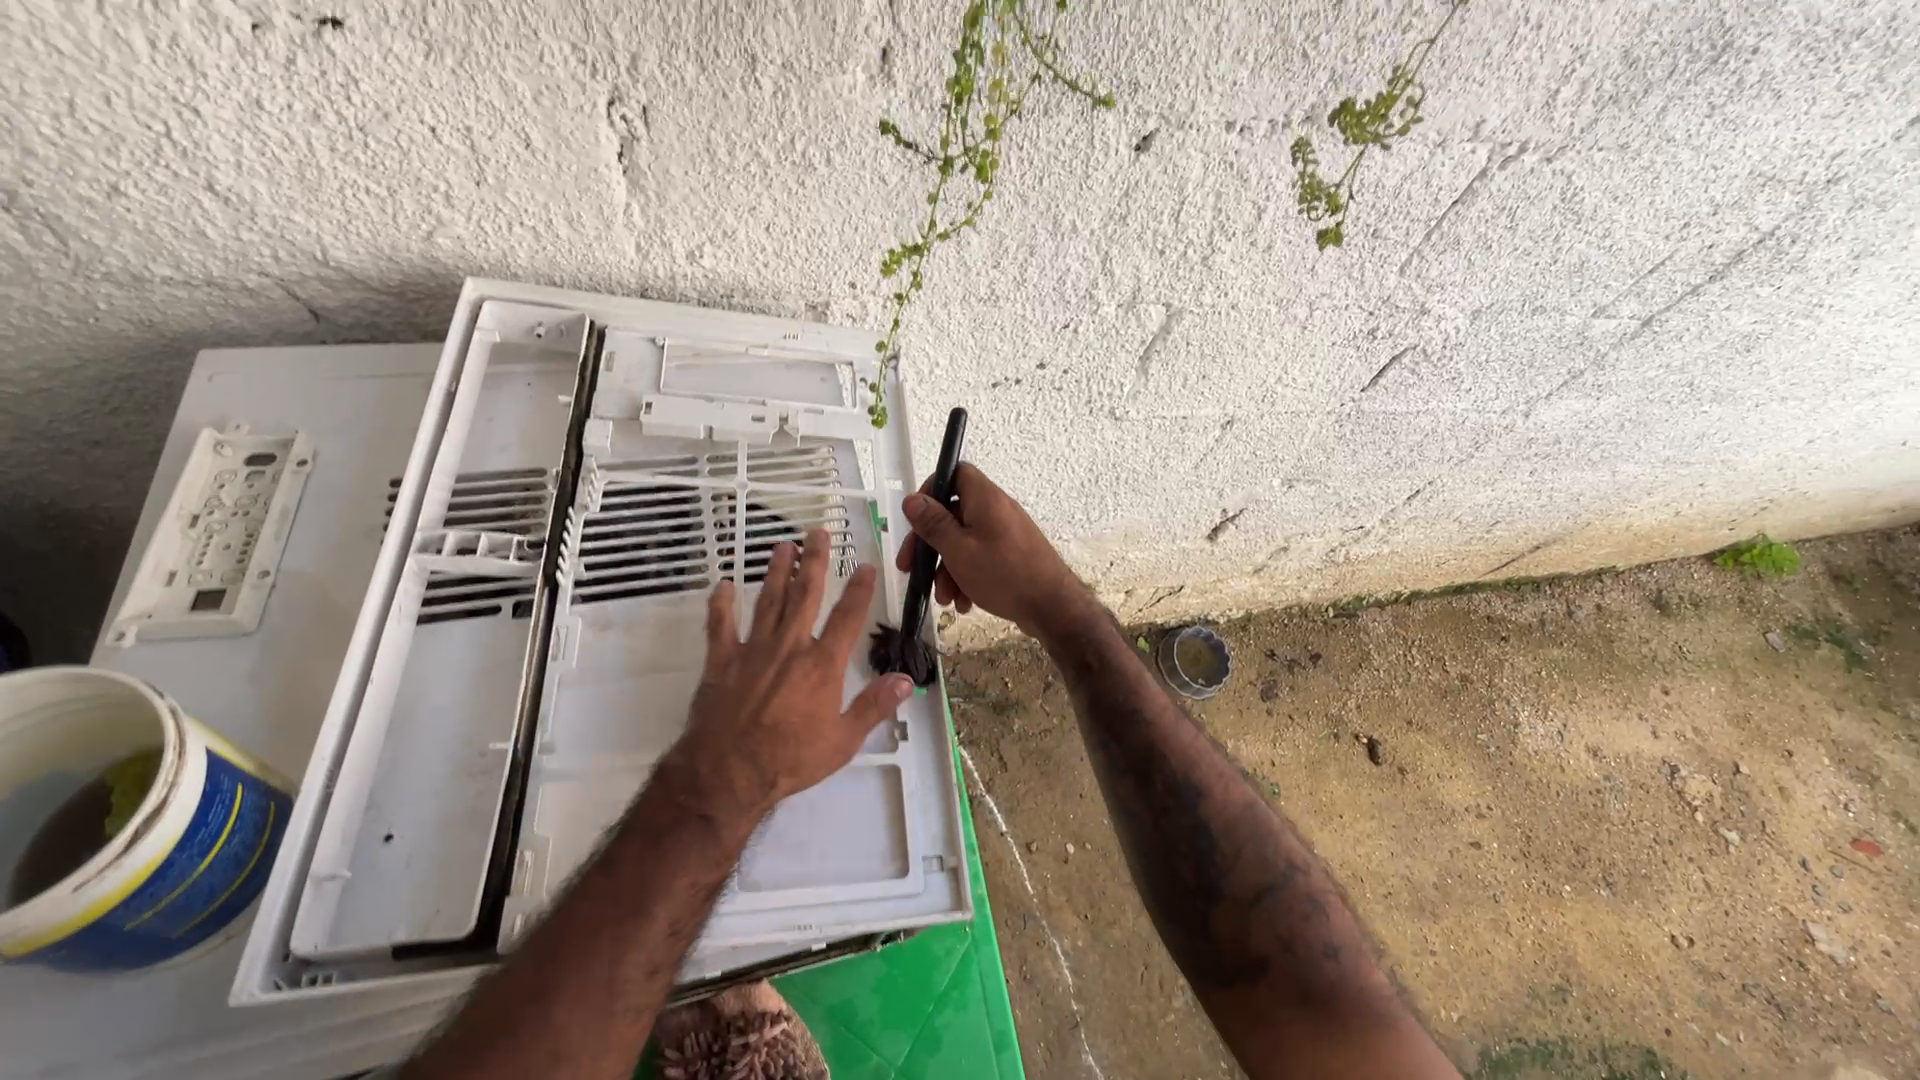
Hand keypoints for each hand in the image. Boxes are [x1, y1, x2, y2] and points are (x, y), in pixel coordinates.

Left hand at [674, 530, 914, 815]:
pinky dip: (721, 603)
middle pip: (805, 595)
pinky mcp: (721, 661)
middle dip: (814, 562)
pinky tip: (723, 584)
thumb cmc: (790, 760)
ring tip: (782, 546)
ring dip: (776, 571)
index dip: (858, 590)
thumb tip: (907, 680)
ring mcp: (752, 650)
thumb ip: (874, 707)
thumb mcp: (843, 741)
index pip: (847, 618)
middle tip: (817, 533)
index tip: (865, 566)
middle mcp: (789, 647)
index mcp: (822, 666)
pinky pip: (720, 625)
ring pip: (767, 601)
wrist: (728, 773)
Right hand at [892, 463, 1087, 640]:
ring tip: (944, 599)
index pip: (955, 474)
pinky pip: (981, 558)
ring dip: (947, 569)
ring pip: (964, 542)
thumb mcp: (958, 550)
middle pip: (953, 514)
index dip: (931, 491)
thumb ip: (933, 524)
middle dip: (931, 545)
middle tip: (910, 567)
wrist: (1052, 608)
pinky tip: (964, 602)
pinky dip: (967, 576)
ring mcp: (1006, 533)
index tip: (915, 518)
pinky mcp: (1012, 555)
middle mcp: (997, 510)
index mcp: (984, 498)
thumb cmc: (1003, 575)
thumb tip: (911, 499)